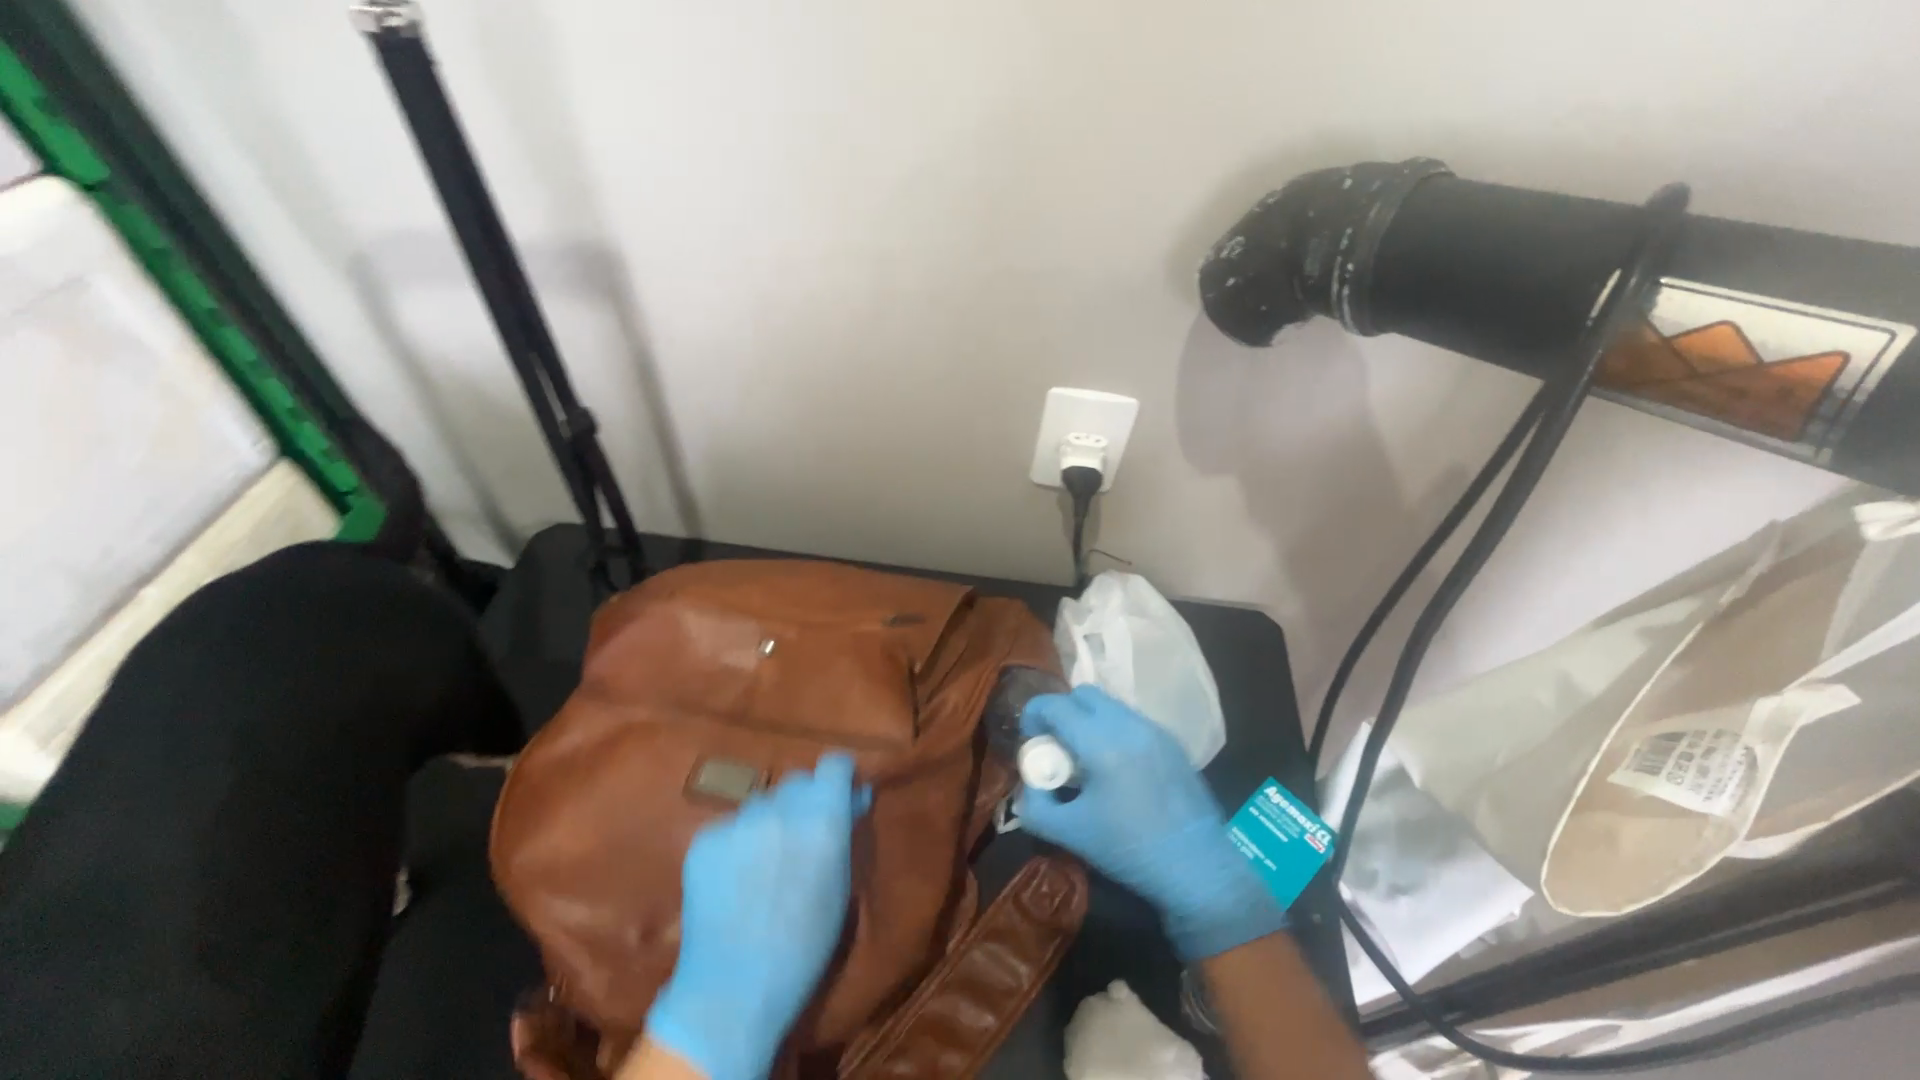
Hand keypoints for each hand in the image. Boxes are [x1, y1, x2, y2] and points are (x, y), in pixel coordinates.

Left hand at [645, 754, 867, 1079]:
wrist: (734, 987)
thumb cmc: (805, 945)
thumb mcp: (841, 887)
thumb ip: (844, 835)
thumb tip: (853, 798)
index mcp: (822, 819)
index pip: (834, 764)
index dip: (838, 777)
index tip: (840, 794)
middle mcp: (779, 808)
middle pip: (797, 781)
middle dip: (805, 801)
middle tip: (804, 836)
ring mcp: (737, 821)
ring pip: (762, 803)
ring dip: (771, 821)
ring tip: (767, 863)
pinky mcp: (704, 838)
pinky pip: (731, 826)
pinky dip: (739, 843)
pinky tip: (736, 879)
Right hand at [1017, 686, 1285, 960]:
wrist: (1198, 868)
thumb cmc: (1129, 850)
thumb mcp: (1070, 834)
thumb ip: (1036, 807)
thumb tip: (1027, 787)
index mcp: (1101, 743)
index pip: (1056, 705)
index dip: (1033, 715)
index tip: (1029, 740)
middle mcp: (1129, 726)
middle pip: (1084, 695)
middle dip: (1062, 713)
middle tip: (1056, 748)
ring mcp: (1156, 731)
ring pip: (1111, 706)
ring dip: (1089, 722)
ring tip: (1086, 761)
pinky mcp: (1173, 744)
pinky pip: (1132, 721)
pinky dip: (1113, 732)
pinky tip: (1115, 770)